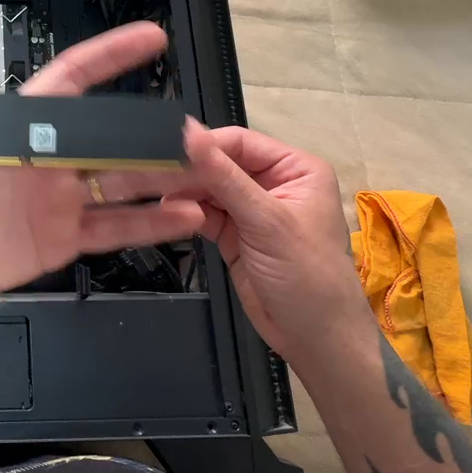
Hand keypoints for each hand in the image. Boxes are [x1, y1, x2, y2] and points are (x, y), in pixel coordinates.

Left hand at [0, 22, 206, 311]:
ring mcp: (58, 197)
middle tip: (195, 129)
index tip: (147, 38)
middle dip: (151, 128)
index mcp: (12, 131)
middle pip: (108, 134)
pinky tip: (184, 217)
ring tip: (207, 171)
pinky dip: (149, 222)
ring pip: (122, 179)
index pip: (67, 84)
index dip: (106, 58)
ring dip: (162, 173)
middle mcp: (43, 158)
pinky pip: (114, 227)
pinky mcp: (63, 236)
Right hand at [181, 123, 374, 365]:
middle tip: (154, 174)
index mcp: (295, 169)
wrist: (316, 342)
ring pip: (208, 187)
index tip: (167, 150)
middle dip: (191, 170)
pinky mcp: (234, 233)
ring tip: (157, 194)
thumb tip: (189, 130)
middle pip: (221, 162)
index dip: (206, 145)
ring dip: (185, 192)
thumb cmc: (307, 276)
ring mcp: (251, 209)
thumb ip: (224, 176)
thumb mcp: (266, 221)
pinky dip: (187, 212)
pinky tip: (168, 212)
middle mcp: (273, 182)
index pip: (241, 142)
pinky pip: (204, 211)